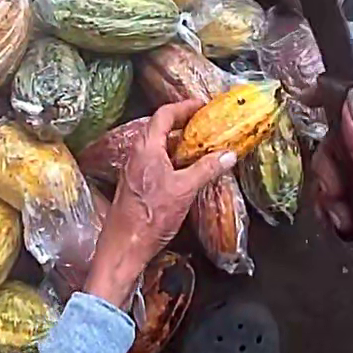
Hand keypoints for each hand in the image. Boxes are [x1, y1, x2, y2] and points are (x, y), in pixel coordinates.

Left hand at [86, 100, 236, 303]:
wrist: (124, 246)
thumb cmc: (151, 217)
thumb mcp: (184, 190)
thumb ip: (207, 169)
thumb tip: (228, 154)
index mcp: (146, 148)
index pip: (164, 114)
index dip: (184, 107)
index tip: (202, 106)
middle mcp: (136, 153)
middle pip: (159, 127)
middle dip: (183, 123)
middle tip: (204, 124)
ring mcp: (133, 168)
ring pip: (157, 145)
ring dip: (178, 141)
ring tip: (200, 144)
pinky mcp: (134, 183)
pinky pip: (154, 160)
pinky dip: (172, 157)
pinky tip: (186, 169)